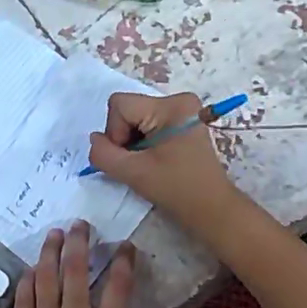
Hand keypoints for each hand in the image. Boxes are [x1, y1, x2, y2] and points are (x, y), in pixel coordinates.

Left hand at [7, 221, 139, 307]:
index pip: (117, 289)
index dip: (123, 263)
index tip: (125, 247)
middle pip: (75, 273)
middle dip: (80, 244)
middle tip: (81, 225)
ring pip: (46, 280)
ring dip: (50, 253)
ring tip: (55, 234)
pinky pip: (23, 301)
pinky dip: (27, 282)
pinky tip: (31, 269)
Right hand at [87, 91, 241, 230]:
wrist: (211, 207)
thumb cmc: (176, 189)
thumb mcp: (132, 173)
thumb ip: (103, 154)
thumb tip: (95, 139)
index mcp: (171, 106)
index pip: (119, 105)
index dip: (114, 132)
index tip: (128, 157)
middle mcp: (178, 100)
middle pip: (127, 110)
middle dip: (123, 137)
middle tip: (136, 162)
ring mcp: (181, 110)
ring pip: (134, 118)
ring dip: (131, 141)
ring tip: (145, 162)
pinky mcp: (181, 121)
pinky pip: (146, 123)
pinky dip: (141, 142)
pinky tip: (152, 159)